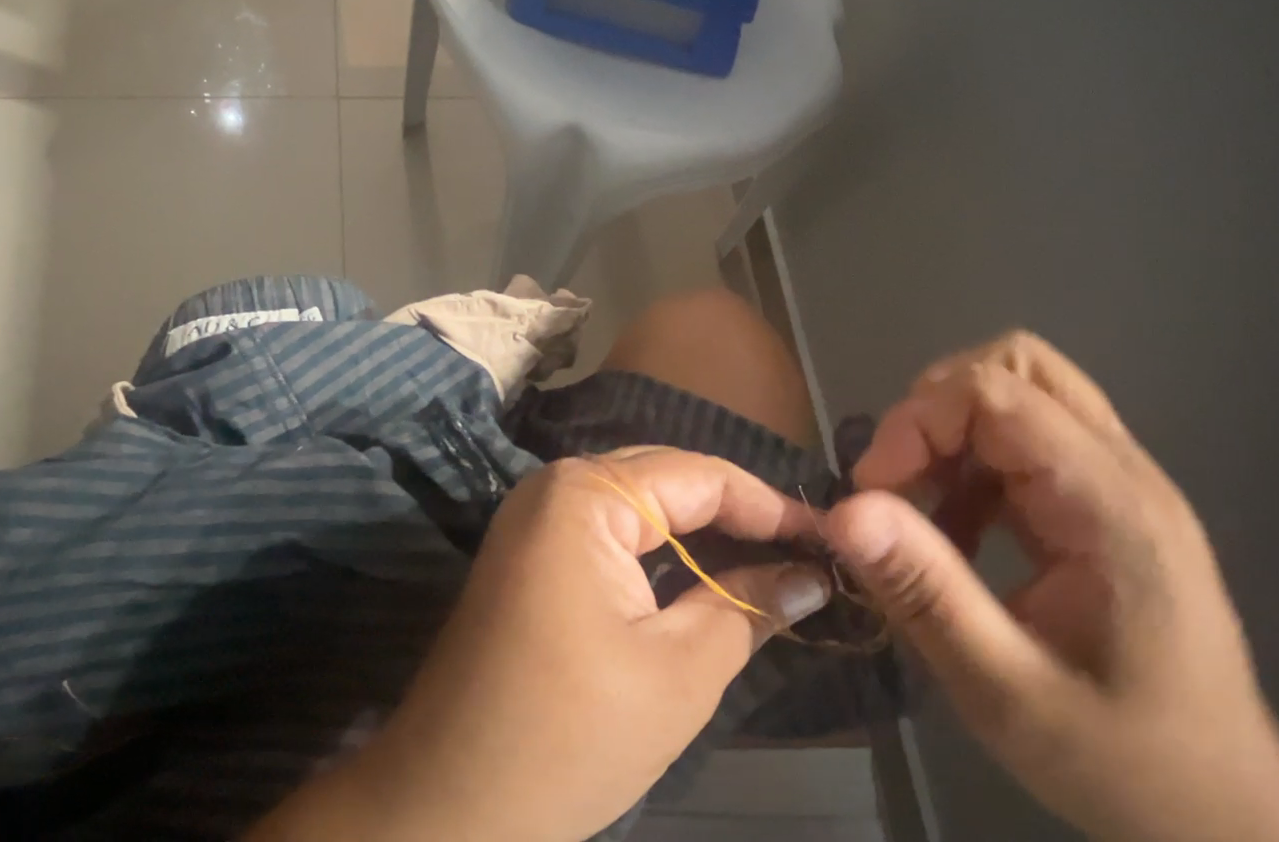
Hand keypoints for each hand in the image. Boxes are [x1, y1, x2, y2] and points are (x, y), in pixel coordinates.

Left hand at [251, 448, 832, 841]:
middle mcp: (554, 486)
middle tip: (806, 553)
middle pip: (668, 480)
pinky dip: (659, 552)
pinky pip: (609, 532)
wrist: (447, 802)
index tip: (832, 538)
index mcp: (586, 495)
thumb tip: (809, 575)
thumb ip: (749, 606)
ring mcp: (533, 519)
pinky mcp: (528, 554)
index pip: (701, 476)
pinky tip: (702, 578)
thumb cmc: (571, 736)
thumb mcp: (680, 672)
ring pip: (639, 506)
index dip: (771, 506)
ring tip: (769, 564)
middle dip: (736, 515)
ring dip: (700, 532)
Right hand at [824, 332, 1278, 841]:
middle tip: (896, 485)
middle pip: (1018, 367)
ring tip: (918, 517)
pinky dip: (968, 469)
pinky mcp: (1102, 509)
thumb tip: (843, 511)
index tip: (870, 494)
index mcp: (1110, 506)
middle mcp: (1122, 474)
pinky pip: (1022, 446)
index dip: (916, 422)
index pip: (996, 391)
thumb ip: (925, 593)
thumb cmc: (1123, 761)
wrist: (1227, 817)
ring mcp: (1117, 488)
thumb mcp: (1006, 691)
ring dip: (949, 439)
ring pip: (1018, 397)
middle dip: (935, 411)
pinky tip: (954, 538)